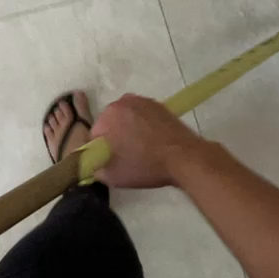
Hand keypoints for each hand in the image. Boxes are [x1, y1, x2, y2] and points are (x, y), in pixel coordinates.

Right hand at [89, 94, 210, 188]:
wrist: (184, 156)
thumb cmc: (146, 165)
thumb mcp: (114, 177)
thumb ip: (97, 169)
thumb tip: (94, 164)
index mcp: (108, 115)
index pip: (95, 135)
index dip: (101, 150)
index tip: (112, 162)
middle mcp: (123, 101)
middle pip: (111, 123)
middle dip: (115, 137)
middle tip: (127, 156)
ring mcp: (142, 100)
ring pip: (127, 118)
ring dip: (129, 130)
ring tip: (142, 149)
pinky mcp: (158, 104)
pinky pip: (142, 115)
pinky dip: (144, 125)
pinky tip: (153, 141)